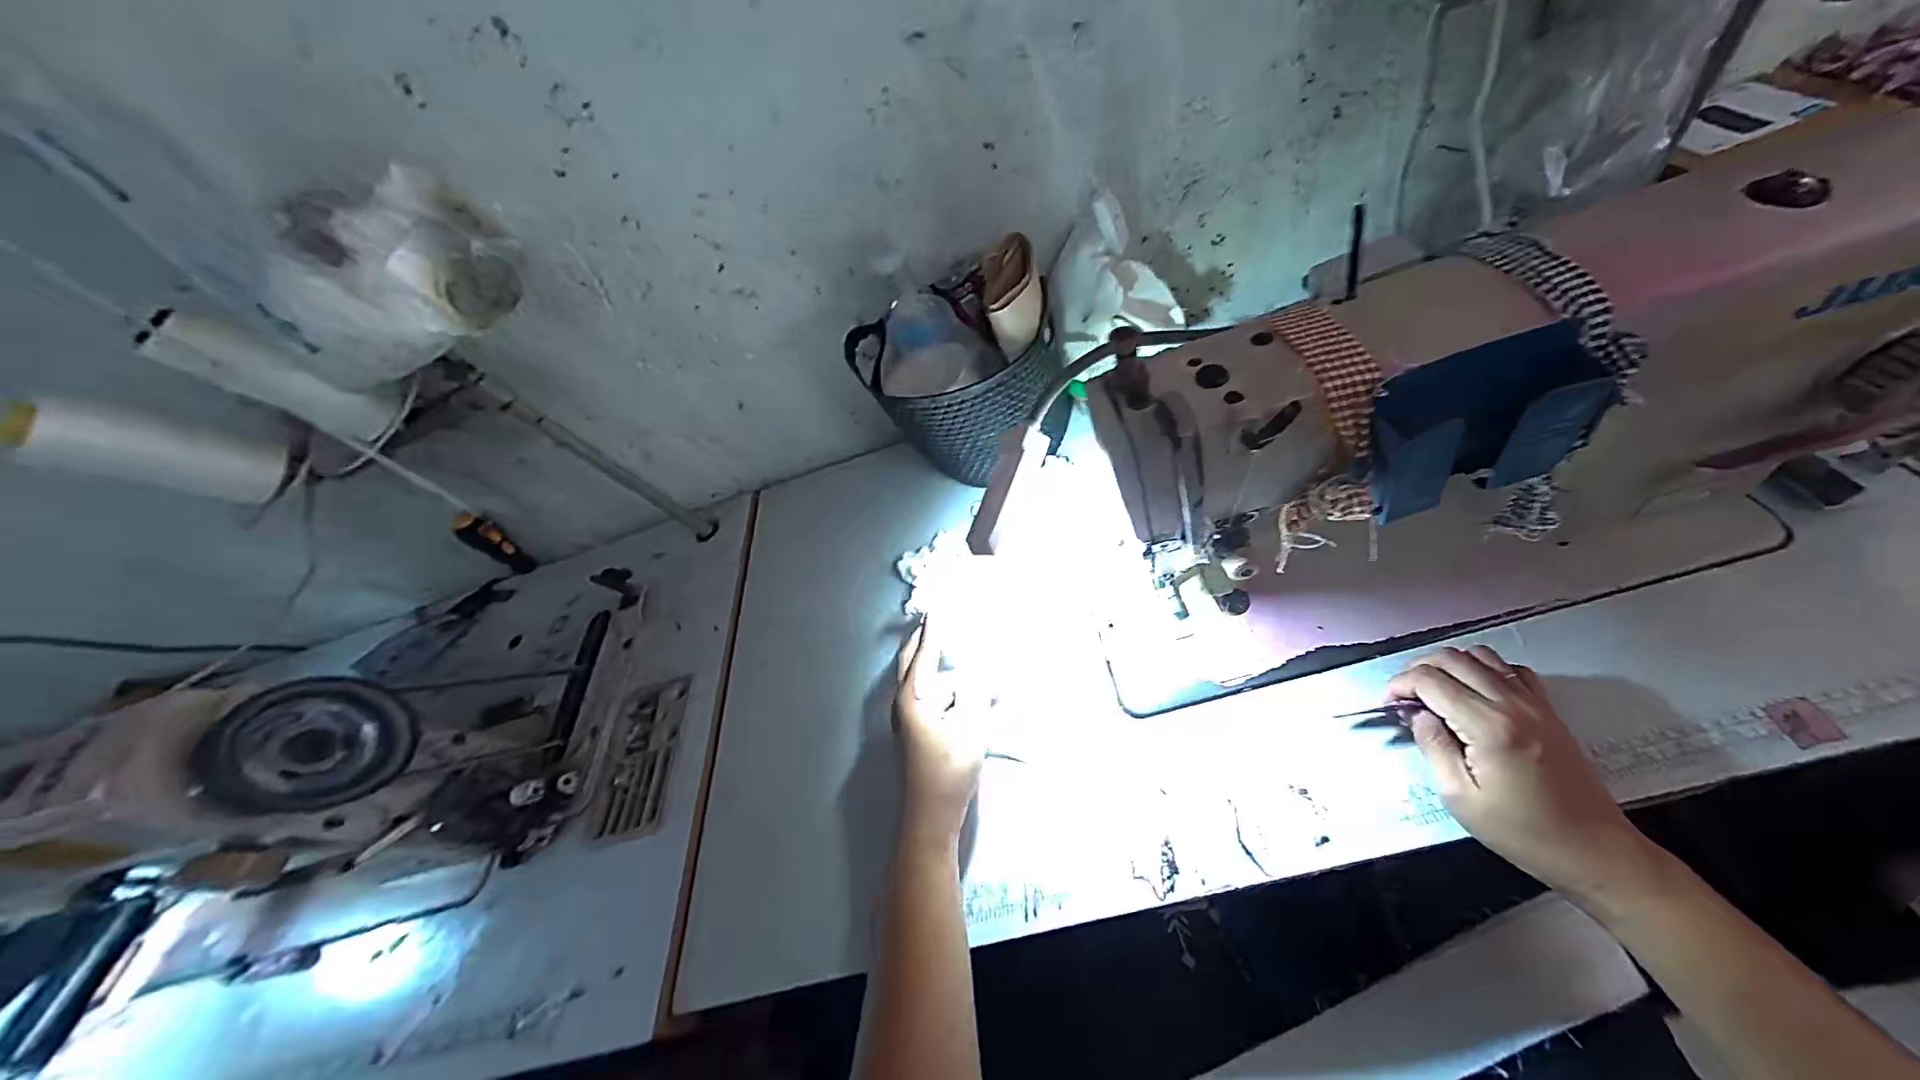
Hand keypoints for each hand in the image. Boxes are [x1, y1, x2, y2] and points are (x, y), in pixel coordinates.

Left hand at [893, 616, 990, 853]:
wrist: (931, 819)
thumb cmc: (947, 772)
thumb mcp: (970, 729)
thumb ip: (977, 696)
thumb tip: (980, 675)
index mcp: (912, 698)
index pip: (923, 653)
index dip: (935, 629)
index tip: (939, 606)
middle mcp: (907, 704)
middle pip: (916, 662)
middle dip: (930, 642)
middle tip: (943, 622)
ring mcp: (913, 719)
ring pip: (934, 685)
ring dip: (954, 679)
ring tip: (980, 674)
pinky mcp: (924, 733)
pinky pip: (944, 706)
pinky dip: (961, 702)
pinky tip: (994, 704)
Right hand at [1388, 646, 1658, 900]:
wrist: (1593, 850)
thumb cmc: (1522, 831)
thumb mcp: (1459, 796)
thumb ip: (1432, 746)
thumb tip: (1417, 715)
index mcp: (1489, 726)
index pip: (1429, 680)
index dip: (1399, 686)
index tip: (1390, 704)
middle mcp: (1513, 705)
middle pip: (1451, 658)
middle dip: (1417, 670)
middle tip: (1405, 696)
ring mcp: (1536, 704)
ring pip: (1480, 655)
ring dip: (1449, 665)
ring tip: (1435, 691)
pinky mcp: (1549, 710)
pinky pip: (1511, 669)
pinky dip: (1484, 669)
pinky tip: (1474, 692)